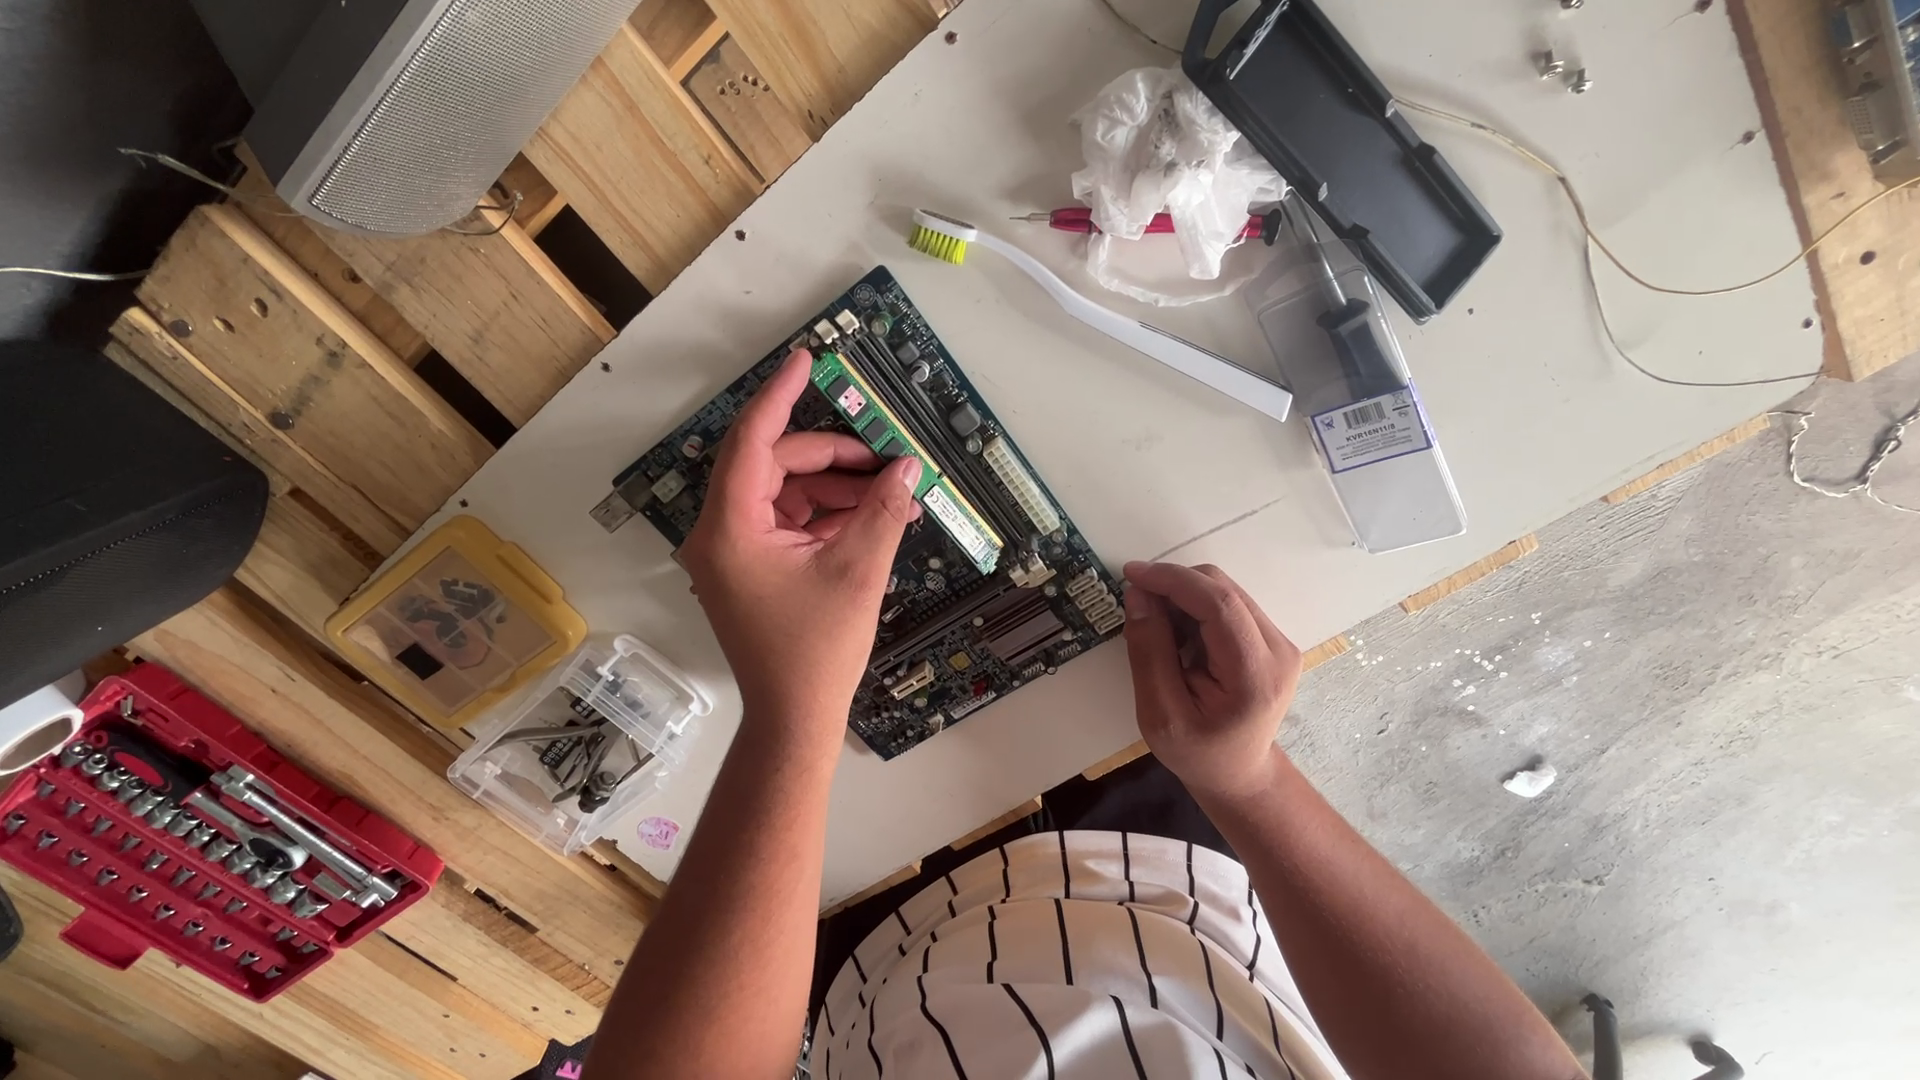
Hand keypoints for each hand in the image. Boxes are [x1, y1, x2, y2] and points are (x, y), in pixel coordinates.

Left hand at [681, 350, 922, 732]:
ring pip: (785, 492)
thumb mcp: (857, 572)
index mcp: (730, 529)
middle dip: (833, 458)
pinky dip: (826, 515)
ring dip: (836, 489)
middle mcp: (720, 532)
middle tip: (887, 460)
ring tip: (890, 495)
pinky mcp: (750, 566)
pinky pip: (788, 520)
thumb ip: (881, 511)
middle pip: (775, 466)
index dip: (780, 395)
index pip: (752, 441)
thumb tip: (907, 469)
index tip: (807, 361)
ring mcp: (733, 550)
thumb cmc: (818, 651)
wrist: (795, 716)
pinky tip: (869, 518)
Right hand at [1121, 562, 1301, 799]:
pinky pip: (1227, 604)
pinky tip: (1179, 637)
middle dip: (1173, 586)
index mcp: (1255, 674)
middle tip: (1137, 607)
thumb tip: (1138, 596)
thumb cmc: (1197, 753)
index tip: (1131, 574)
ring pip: (1223, 591)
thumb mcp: (1159, 713)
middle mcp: (1278, 649)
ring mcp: (1278, 641)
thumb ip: (1149, 652)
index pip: (1218, 604)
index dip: (1173, 580)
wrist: (1238, 773)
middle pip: (1222, 589)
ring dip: (1182, 598)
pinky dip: (1195, 608)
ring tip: (1159, 632)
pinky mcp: (1269, 639)